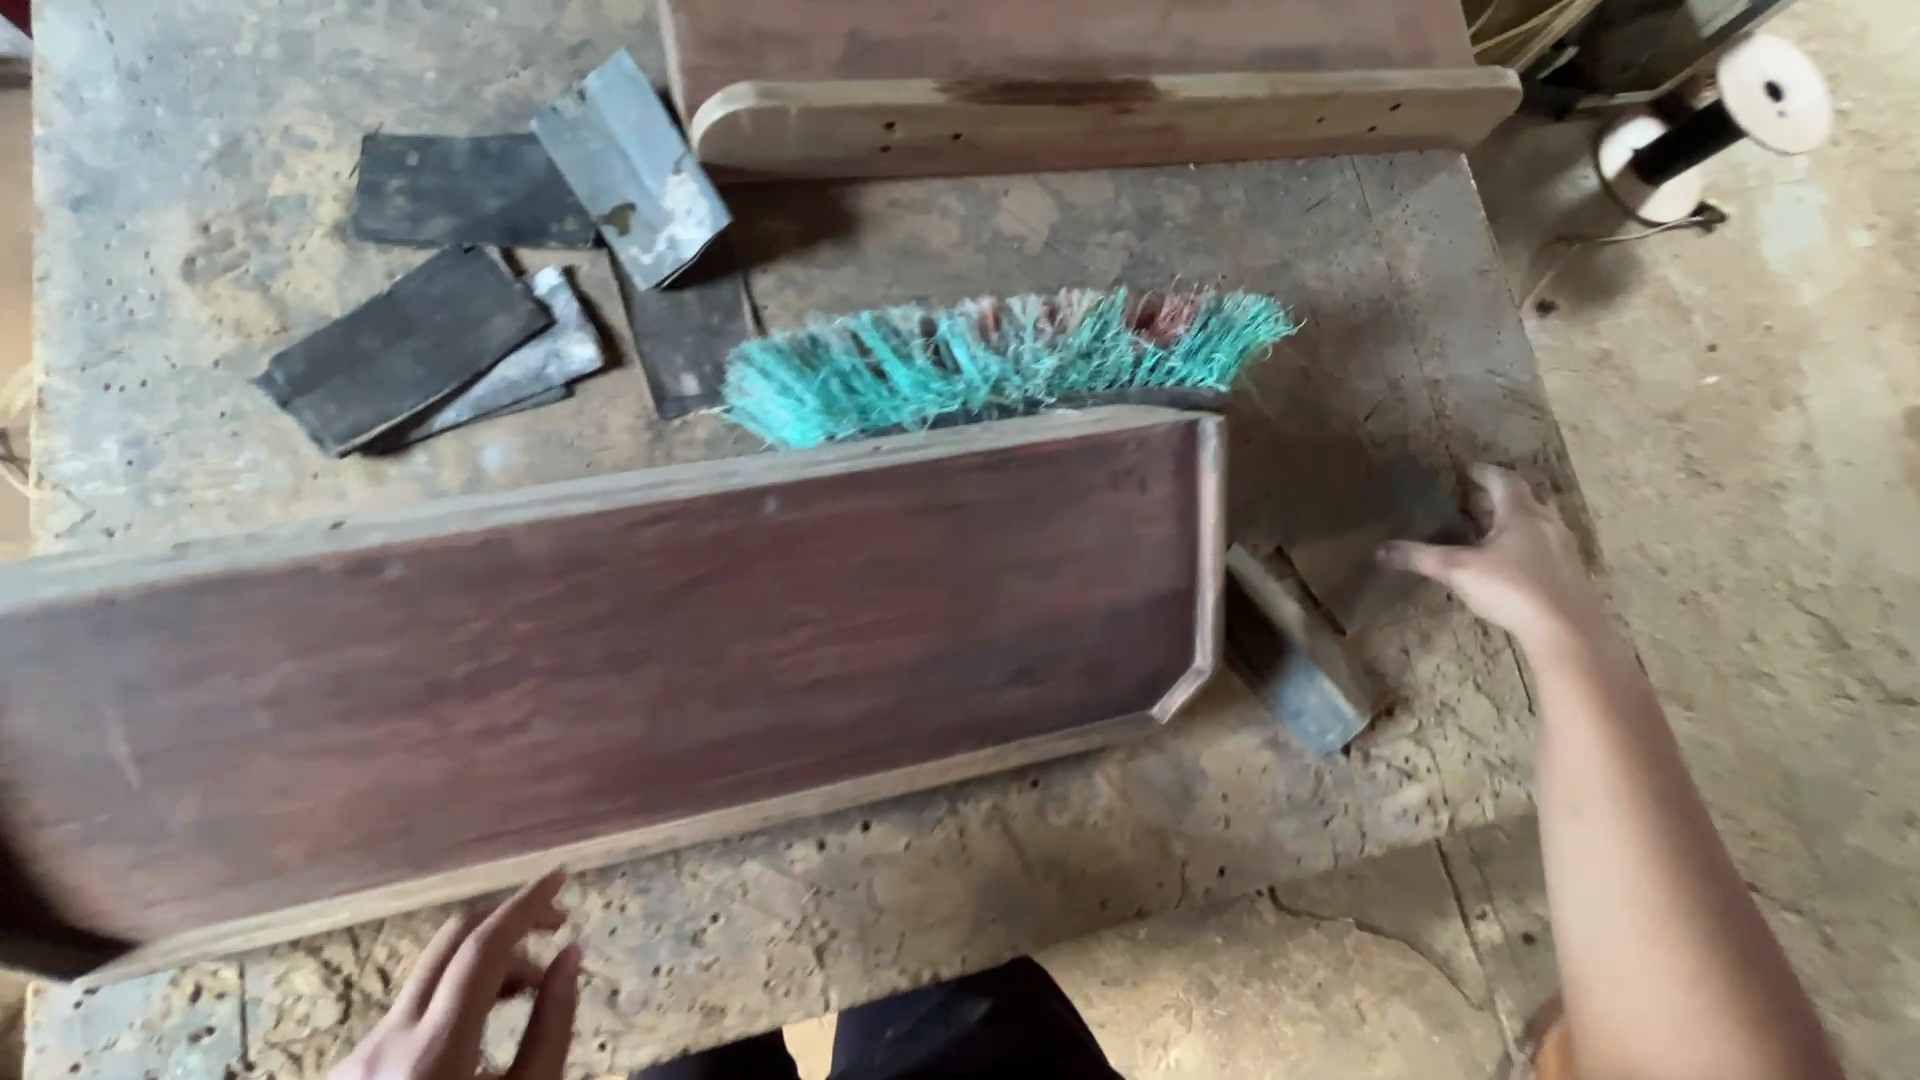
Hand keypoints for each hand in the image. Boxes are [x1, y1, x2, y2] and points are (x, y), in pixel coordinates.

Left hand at [332, 870, 579, 1079]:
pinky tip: (486, 1027)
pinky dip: (461, 995)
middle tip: (559, 925)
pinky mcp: (351, 1069)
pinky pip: (415, 1007)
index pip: (485, 944)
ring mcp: (360, 1055)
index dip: (527, 901)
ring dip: (490, 963)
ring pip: (434, 973)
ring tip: (533, 991)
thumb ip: (553, 1023)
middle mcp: (388, 1039)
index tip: (563, 873)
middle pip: (451, 940)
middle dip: (511, 919)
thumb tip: (569, 954)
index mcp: (436, 1048)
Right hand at [1379, 464, 1609, 655]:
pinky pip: (1544, 545)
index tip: (1466, 469)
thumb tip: (1379, 550)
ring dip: (1514, 518)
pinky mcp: (1568, 572)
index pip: (1503, 481)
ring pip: (1537, 522)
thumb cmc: (1511, 588)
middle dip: (1498, 495)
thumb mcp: (1457, 570)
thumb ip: (1419, 557)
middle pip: (1524, 498)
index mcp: (1521, 514)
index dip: (1483, 472)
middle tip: (1474, 496)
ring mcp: (1562, 548)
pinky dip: (1524, 541)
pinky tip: (1509, 559)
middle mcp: (1546, 524)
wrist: (1566, 629)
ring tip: (1490, 525)